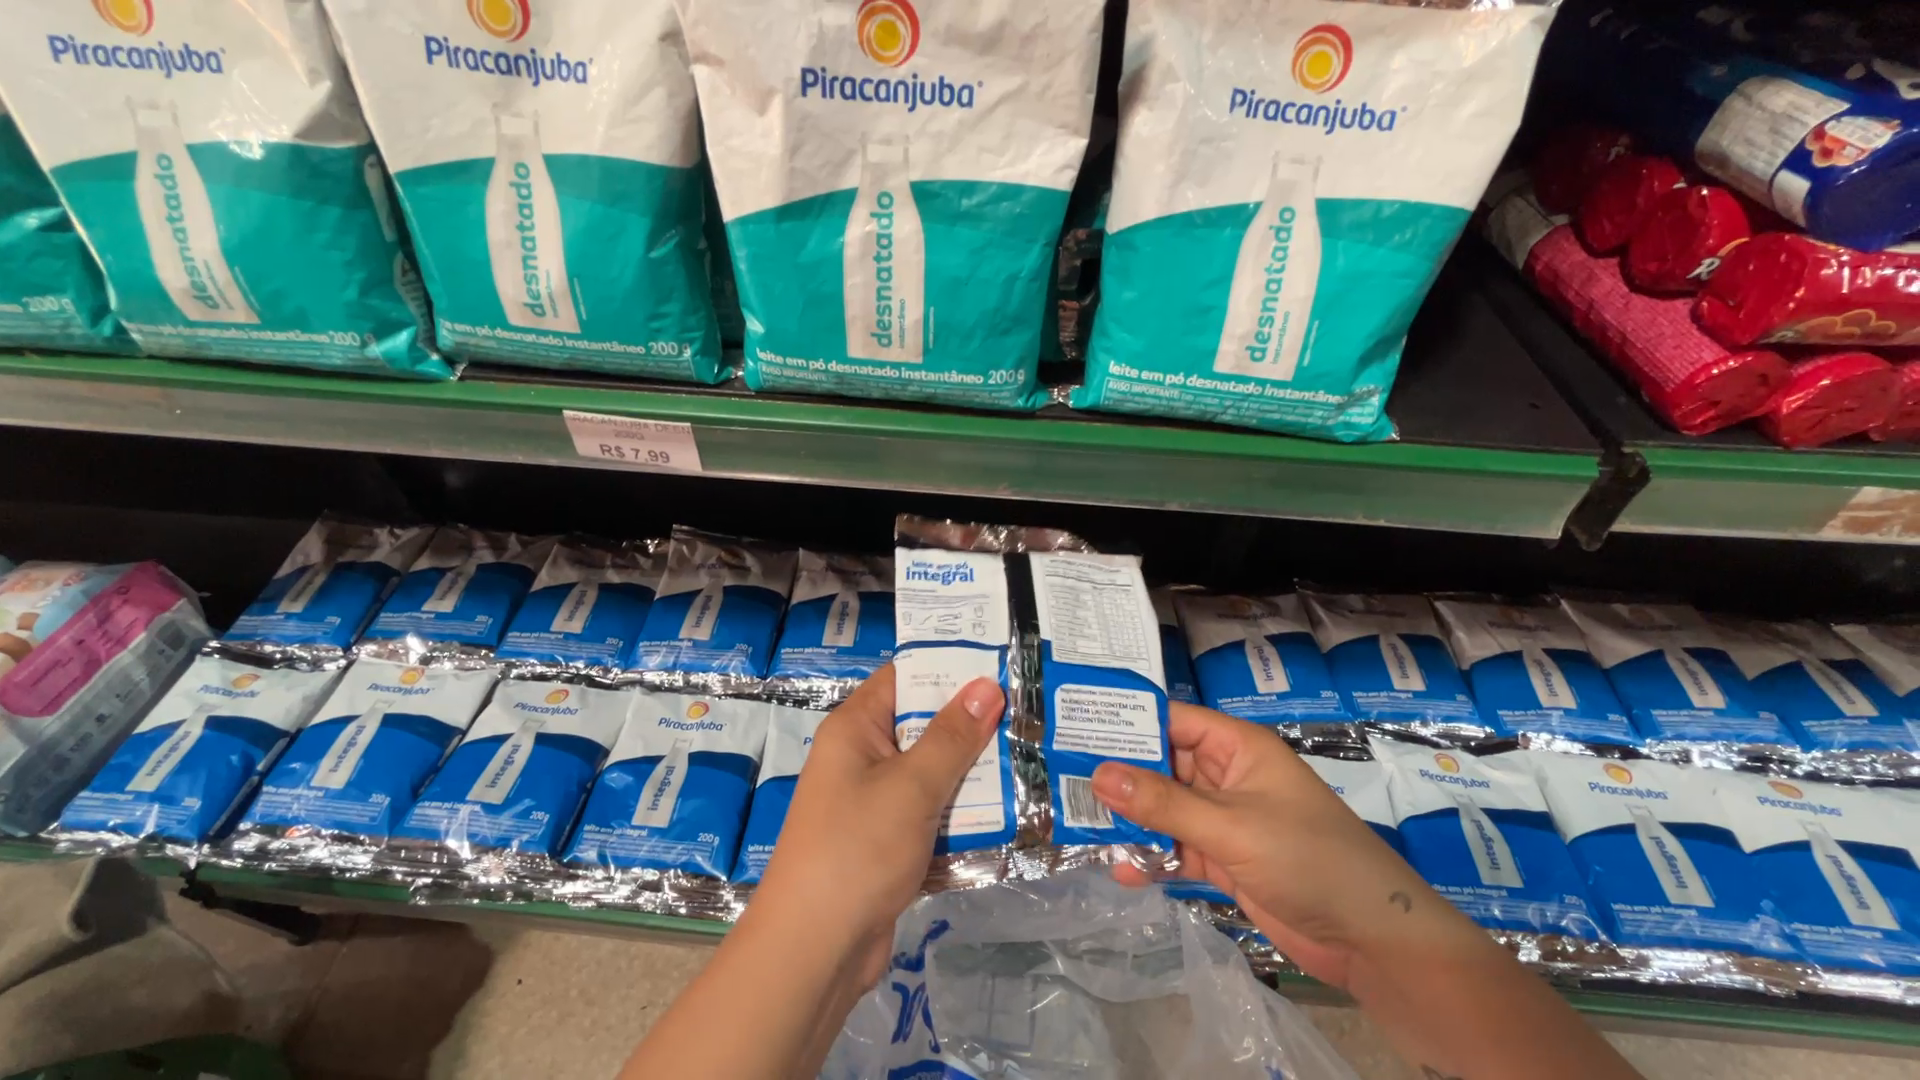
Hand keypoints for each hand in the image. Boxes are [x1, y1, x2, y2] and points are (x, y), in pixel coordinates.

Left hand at [749, 664, 1003, 986]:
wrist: (815, 949)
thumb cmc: (857, 850)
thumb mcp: (910, 786)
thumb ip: (952, 737)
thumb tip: (987, 686)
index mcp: (855, 730)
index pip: (904, 678)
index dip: (950, 668)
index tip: (1002, 663)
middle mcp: (862, 759)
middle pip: (924, 727)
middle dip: (973, 726)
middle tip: (1031, 715)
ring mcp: (875, 804)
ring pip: (933, 775)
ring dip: (974, 775)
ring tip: (1034, 761)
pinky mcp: (888, 843)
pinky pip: (931, 816)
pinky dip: (962, 816)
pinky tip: (1010, 815)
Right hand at [1091, 704, 1452, 989]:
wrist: (1371, 939)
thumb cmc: (1308, 859)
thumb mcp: (1231, 826)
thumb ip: (1163, 803)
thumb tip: (1097, 775)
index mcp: (1238, 748)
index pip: (1173, 721)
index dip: (1126, 724)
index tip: (1073, 731)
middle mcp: (1228, 776)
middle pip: (1163, 766)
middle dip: (1119, 778)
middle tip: (1064, 786)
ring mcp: (1226, 820)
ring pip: (1166, 810)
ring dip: (1132, 821)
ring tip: (1081, 829)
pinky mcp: (1226, 859)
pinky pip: (1178, 848)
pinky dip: (1152, 857)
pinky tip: (1122, 870)